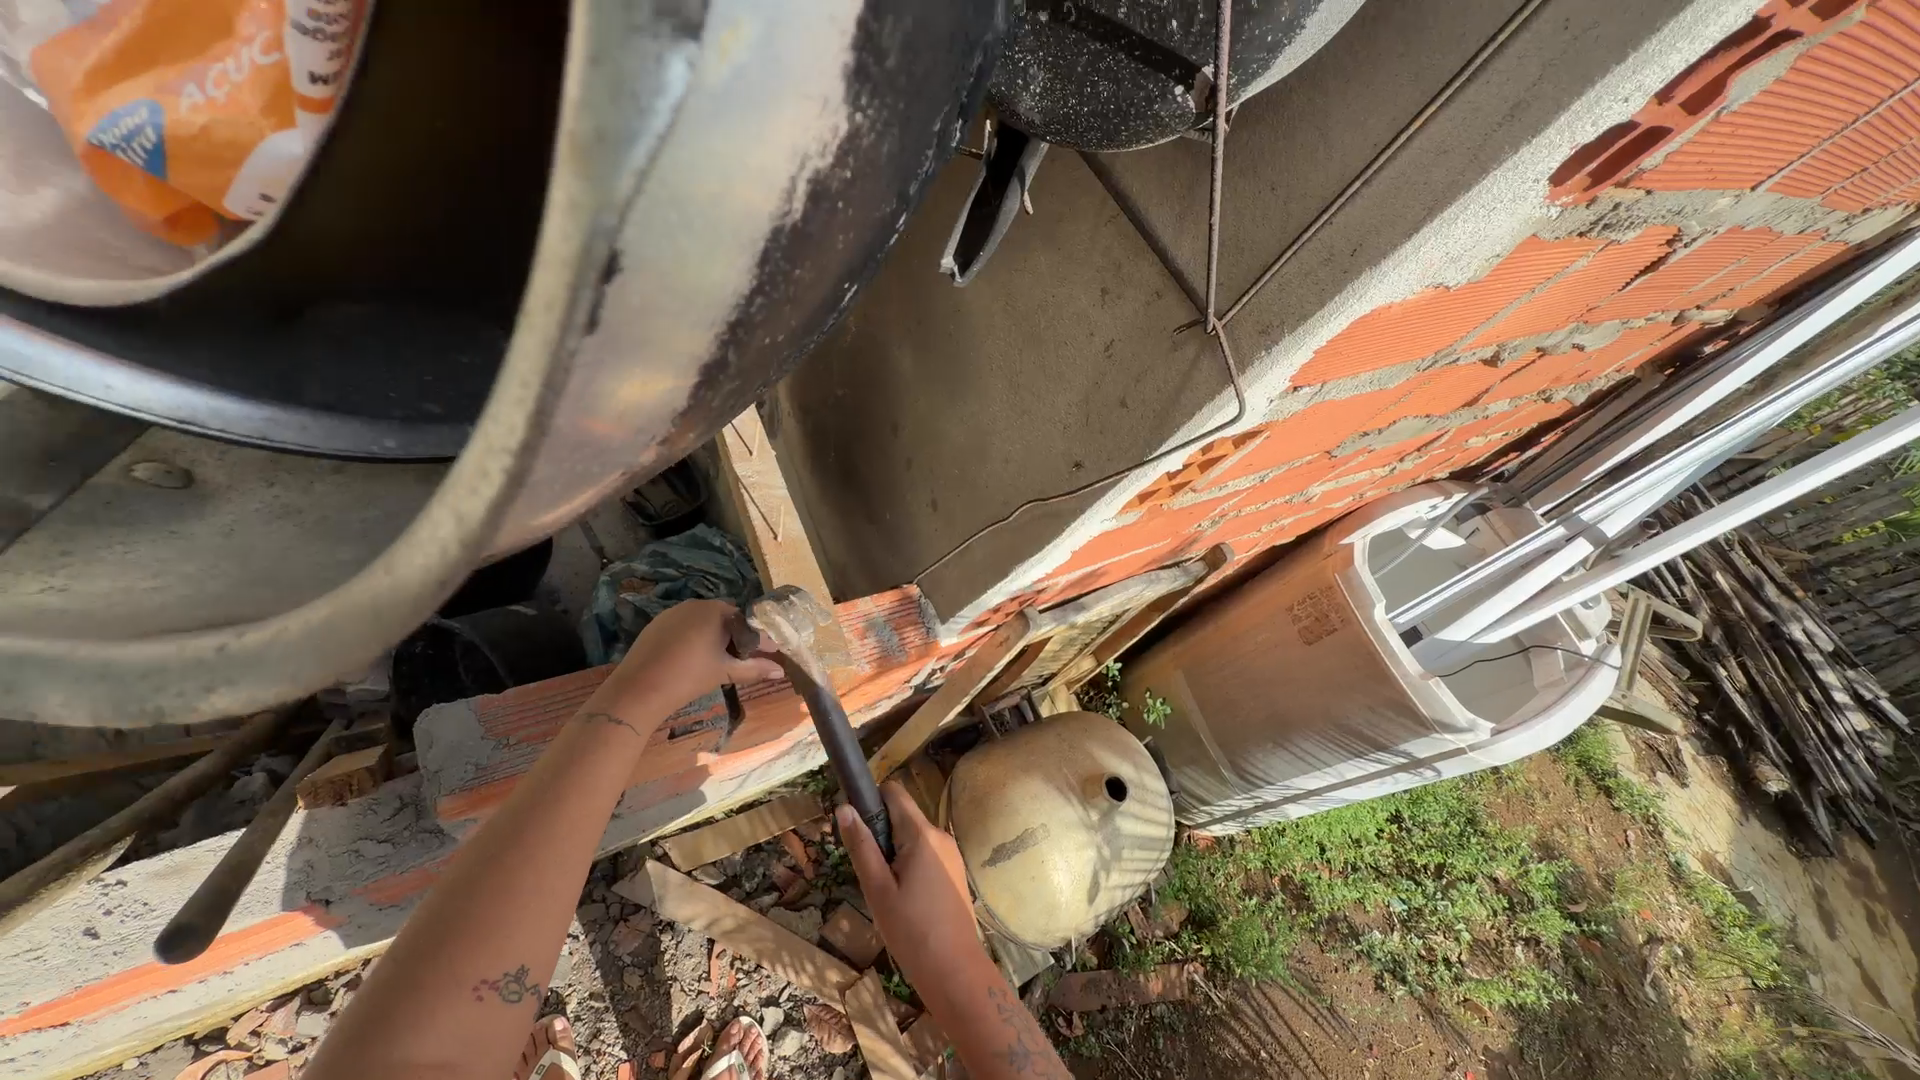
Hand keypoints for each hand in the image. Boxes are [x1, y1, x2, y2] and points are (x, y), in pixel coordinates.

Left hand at [603, 599, 782, 713]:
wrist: (639, 689)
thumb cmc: (689, 676)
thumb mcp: (725, 672)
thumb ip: (755, 669)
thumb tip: (781, 671)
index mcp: (715, 611)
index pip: (746, 620)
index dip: (758, 638)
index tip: (768, 654)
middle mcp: (695, 605)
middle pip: (725, 619)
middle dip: (737, 637)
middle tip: (743, 660)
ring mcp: (672, 613)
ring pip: (703, 622)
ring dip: (715, 638)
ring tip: (719, 661)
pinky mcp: (656, 625)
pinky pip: (684, 627)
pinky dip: (695, 639)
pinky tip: (693, 659)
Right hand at [836, 782, 983, 991]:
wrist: (955, 971)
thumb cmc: (911, 931)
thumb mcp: (877, 889)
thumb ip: (861, 846)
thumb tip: (844, 808)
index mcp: (922, 834)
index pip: (893, 792)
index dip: (870, 801)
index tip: (854, 830)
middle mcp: (940, 835)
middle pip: (902, 816)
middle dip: (880, 835)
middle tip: (868, 874)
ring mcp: (951, 853)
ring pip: (912, 837)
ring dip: (893, 854)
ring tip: (885, 892)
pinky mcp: (955, 871)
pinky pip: (925, 854)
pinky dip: (908, 865)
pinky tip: (903, 899)